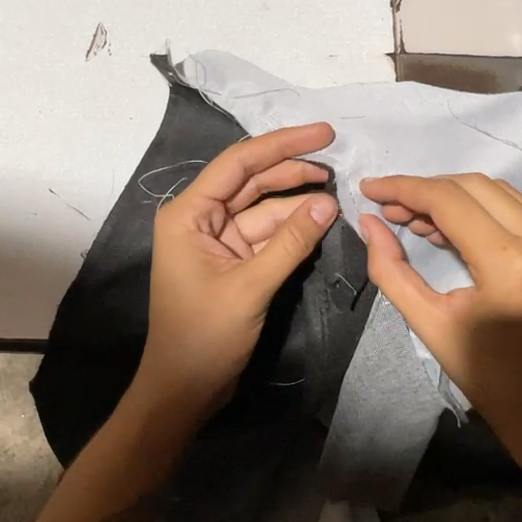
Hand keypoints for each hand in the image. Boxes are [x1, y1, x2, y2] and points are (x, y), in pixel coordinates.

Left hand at [133, 124, 340, 420]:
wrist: (185, 388)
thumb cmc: (204, 336)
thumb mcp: (250, 287)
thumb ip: (290, 243)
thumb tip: (328, 203)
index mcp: (189, 214)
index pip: (239, 164)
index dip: (282, 144)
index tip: (323, 133)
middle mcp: (200, 219)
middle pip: (251, 181)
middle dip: (292, 169)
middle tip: (337, 158)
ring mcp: (218, 241)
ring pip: (263, 208)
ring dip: (296, 202)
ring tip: (336, 195)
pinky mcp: (233, 263)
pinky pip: (266, 235)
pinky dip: (291, 229)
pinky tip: (319, 220)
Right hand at [358, 173, 521, 434]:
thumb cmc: (490, 378)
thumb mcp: (430, 325)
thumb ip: (392, 271)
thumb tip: (368, 224)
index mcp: (509, 266)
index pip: (449, 201)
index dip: (404, 188)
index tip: (369, 189)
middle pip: (473, 187)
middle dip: (425, 190)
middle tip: (388, 209)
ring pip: (498, 192)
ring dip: (452, 197)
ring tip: (413, 220)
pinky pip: (518, 210)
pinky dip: (479, 210)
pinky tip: (450, 229)